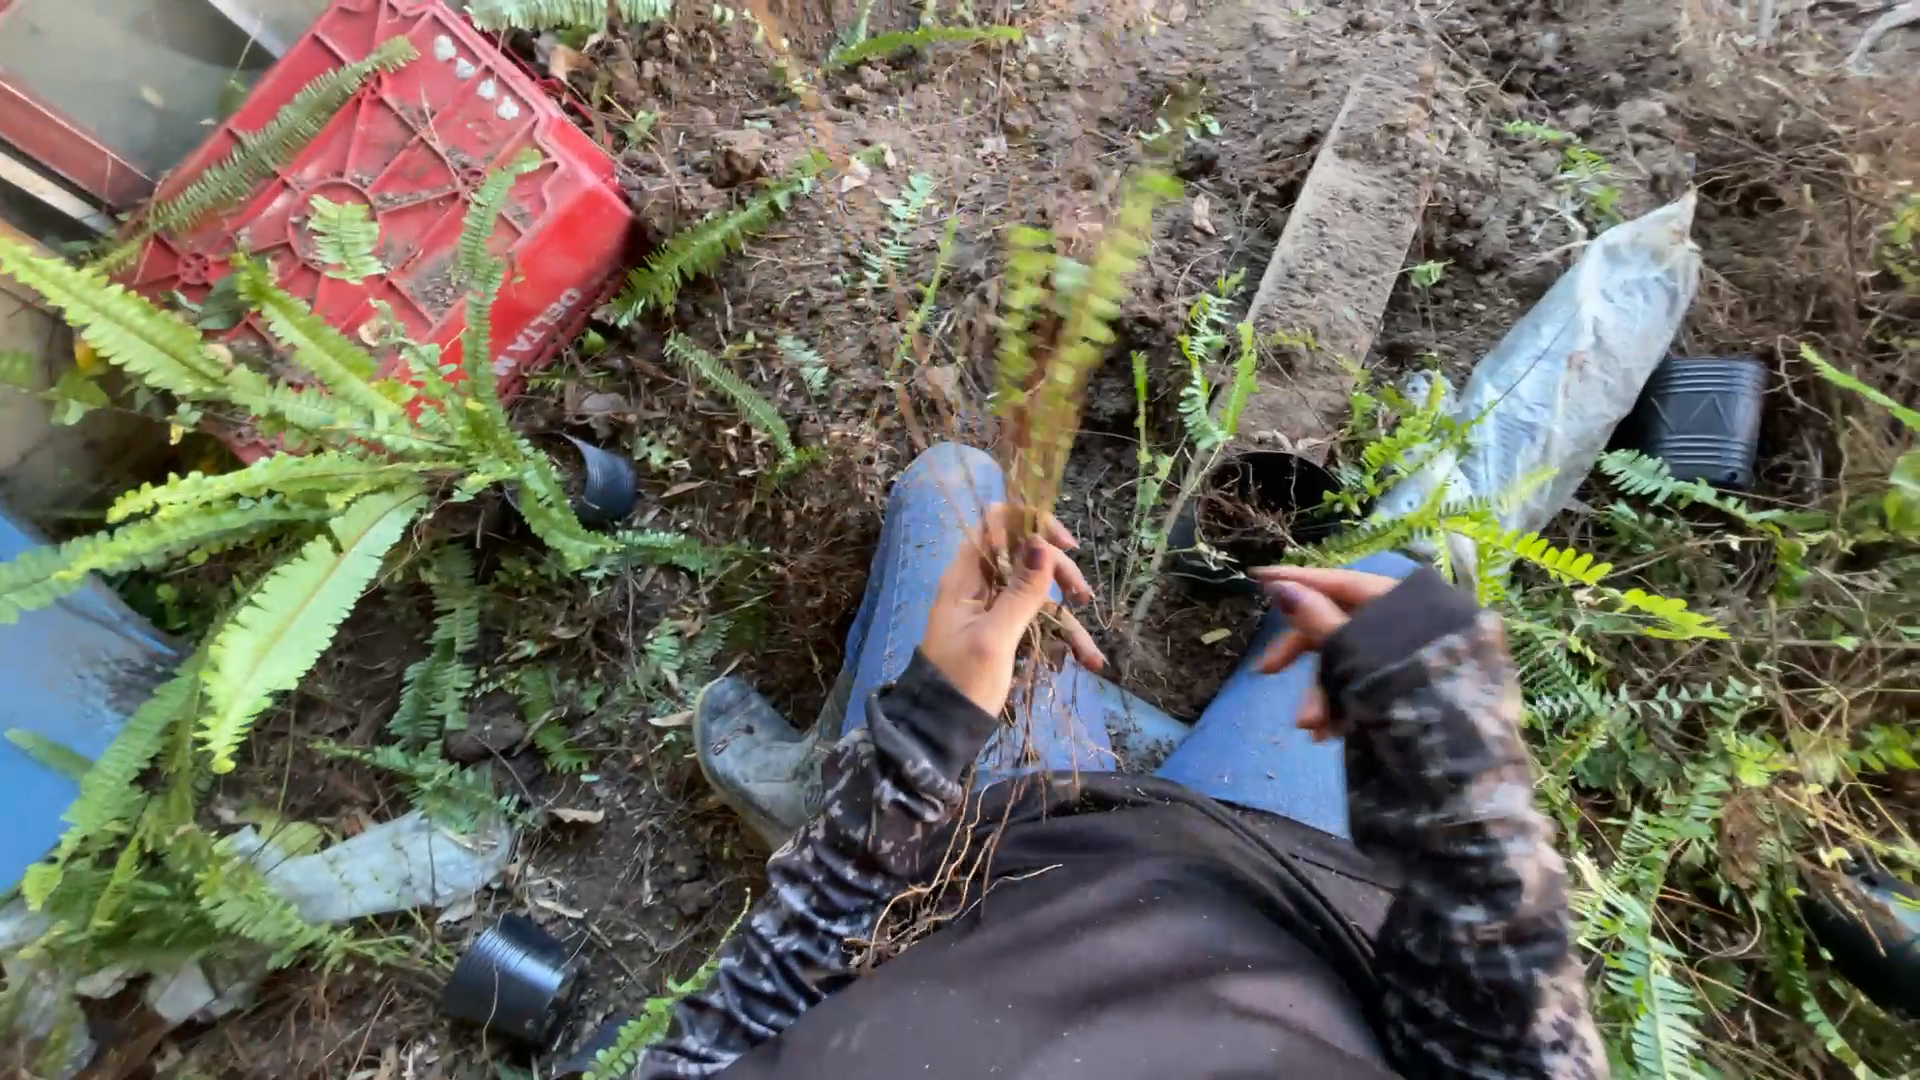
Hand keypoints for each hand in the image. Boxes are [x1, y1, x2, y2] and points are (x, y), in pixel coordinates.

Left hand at [921, 506, 1104, 716]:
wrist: (941, 730)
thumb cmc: (962, 682)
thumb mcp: (995, 638)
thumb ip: (1020, 592)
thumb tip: (1041, 544)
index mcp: (965, 577)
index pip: (996, 525)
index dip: (1031, 525)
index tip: (1063, 546)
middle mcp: (978, 585)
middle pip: (1024, 557)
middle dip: (1058, 574)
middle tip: (1083, 596)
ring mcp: (991, 609)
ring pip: (1036, 593)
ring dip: (1066, 616)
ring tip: (1089, 652)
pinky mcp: (1003, 632)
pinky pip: (1036, 622)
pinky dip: (1059, 639)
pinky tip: (1084, 661)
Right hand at [1247, 565, 1400, 741]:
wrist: (1464, 776)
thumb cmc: (1411, 704)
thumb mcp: (1358, 658)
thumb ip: (1318, 621)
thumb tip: (1281, 587)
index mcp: (1411, 609)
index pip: (1344, 583)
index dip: (1300, 581)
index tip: (1259, 578)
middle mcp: (1414, 630)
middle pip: (1341, 626)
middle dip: (1303, 657)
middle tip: (1265, 671)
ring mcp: (1413, 665)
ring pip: (1349, 664)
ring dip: (1321, 693)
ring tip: (1309, 727)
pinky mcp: (1411, 696)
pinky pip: (1364, 689)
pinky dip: (1340, 707)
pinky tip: (1326, 734)